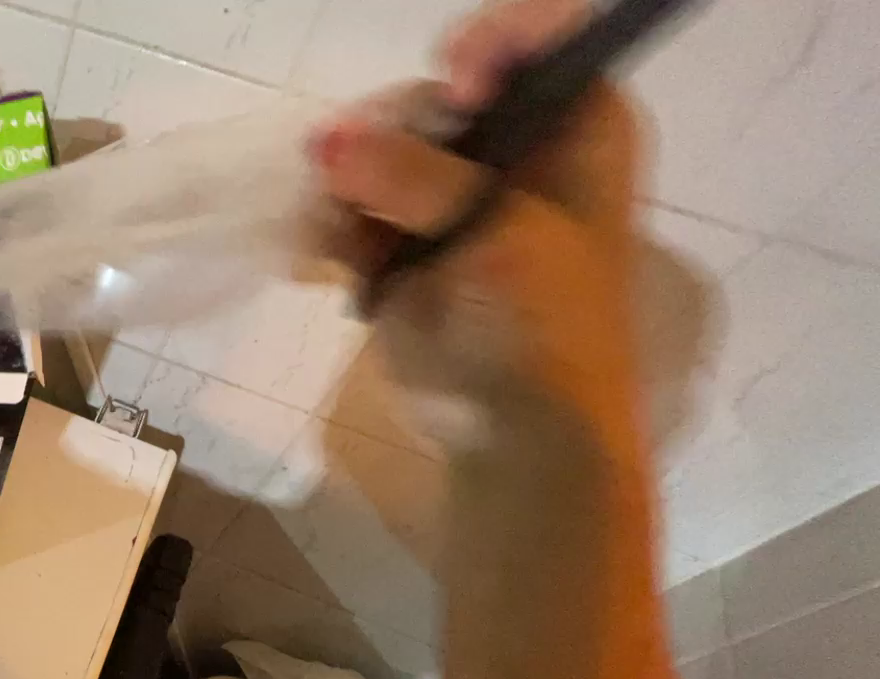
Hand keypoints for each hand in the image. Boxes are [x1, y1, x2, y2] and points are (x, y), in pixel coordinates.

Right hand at [311, 0, 643, 447]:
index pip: (531, 41)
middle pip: (430, 103)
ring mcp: (442, 204)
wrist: (511, 427)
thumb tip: (328, 139)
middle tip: (354, 179)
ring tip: (335, 235)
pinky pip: (347, 217)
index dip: (486, 49)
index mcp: (571, 126)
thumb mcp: (498, 237)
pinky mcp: (396, 250)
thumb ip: (416, 180)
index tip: (451, 88)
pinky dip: (327, 231)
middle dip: (386, 134)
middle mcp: (504, 152)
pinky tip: (317, 255)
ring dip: (344, 190)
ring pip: (375, 161)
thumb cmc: (541, 324)